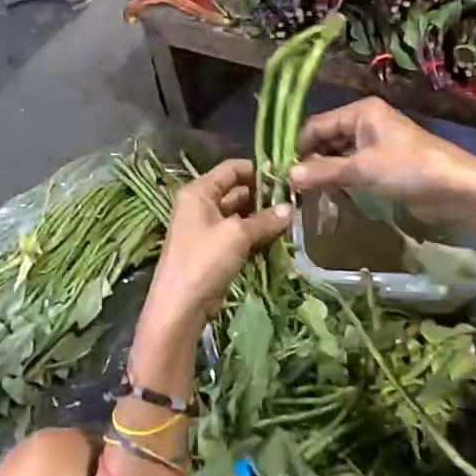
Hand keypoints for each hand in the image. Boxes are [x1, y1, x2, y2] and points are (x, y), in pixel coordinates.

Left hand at [139, 159, 290, 343]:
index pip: (231, 169)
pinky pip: (238, 235)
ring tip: (292, 219)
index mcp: (198, 192)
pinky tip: (278, 238)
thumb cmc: (204, 261)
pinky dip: (255, 235)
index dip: (258, 170)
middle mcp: (200, 205)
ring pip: (239, 215)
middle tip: (296, 201)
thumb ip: (265, 219)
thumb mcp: (237, 235)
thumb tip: (290, 208)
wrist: (180, 306)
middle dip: (264, 196)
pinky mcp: (213, 249)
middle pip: (236, 191)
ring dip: (262, 218)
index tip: (286, 177)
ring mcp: (206, 228)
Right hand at [288, 98, 475, 224]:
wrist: (459, 190)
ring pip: (336, 157)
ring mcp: (374, 145)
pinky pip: (350, 170)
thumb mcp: (362, 169)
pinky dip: (337, 182)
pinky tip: (325, 197)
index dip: (297, 148)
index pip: (315, 125)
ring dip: (321, 175)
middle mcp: (365, 123)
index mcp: (360, 112)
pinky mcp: (382, 167)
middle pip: (324, 140)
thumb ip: (322, 172)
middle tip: (288, 188)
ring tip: (302, 196)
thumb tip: (286, 177)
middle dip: (308, 162)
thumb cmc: (410, 169)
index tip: (279, 173)